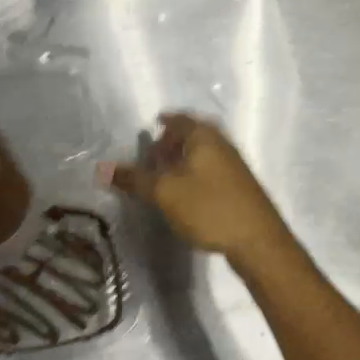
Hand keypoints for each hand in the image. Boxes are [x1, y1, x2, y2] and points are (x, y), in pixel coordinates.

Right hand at [99, 113, 293, 261]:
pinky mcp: (240, 186)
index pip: (179, 119)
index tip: (150, 130)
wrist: (258, 240)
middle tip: (153, 157)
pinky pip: (211, 169)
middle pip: (192, 135)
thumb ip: (135, 179)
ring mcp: (234, 164)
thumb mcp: (165, 193)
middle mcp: (221, 143)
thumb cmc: (208, 207)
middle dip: (171, 143)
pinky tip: (187, 196)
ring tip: (166, 179)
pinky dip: (195, 174)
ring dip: (183, 161)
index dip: (163, 123)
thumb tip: (102, 168)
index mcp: (203, 136)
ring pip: (202, 154)